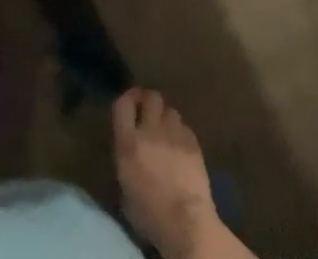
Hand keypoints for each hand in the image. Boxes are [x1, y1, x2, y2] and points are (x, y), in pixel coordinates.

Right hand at [114, 89, 222, 258]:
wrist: (184, 220)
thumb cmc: (148, 212)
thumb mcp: (124, 185)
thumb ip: (125, 160)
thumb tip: (130, 153)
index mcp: (128, 142)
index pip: (123, 103)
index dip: (126, 98)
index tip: (129, 101)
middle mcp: (151, 130)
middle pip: (151, 97)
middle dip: (149, 100)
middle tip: (147, 110)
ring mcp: (175, 135)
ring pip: (171, 110)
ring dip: (166, 117)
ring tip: (165, 130)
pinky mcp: (194, 144)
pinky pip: (185, 127)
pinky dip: (180, 132)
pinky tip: (180, 146)